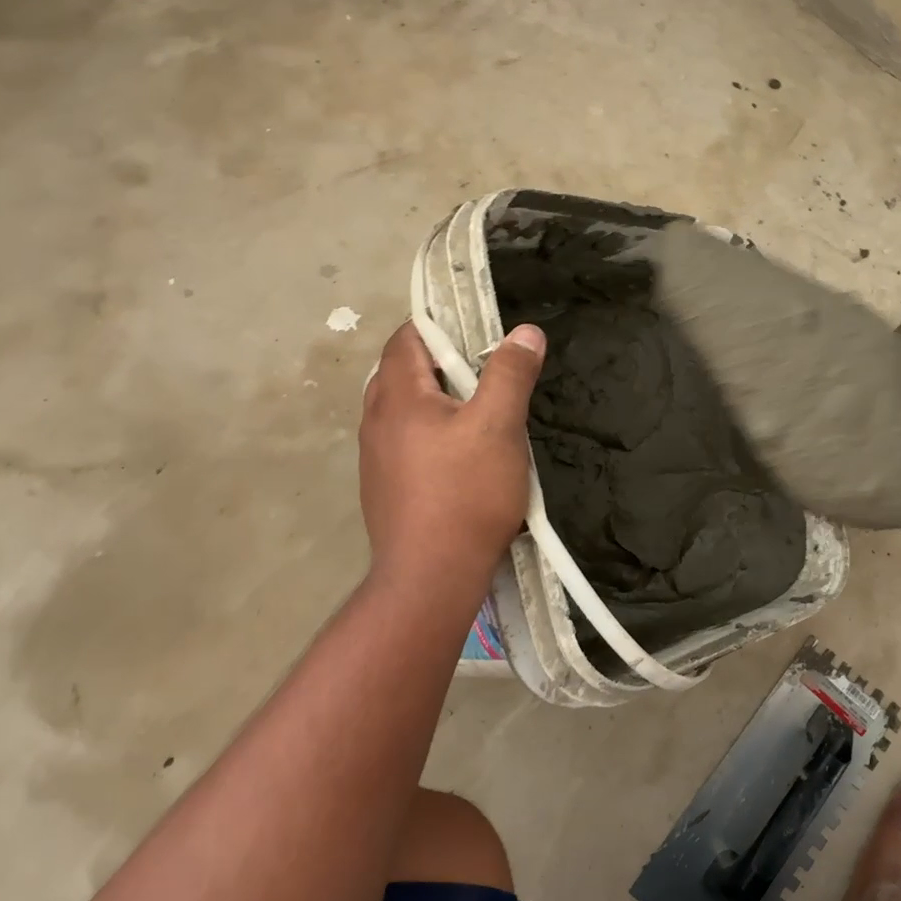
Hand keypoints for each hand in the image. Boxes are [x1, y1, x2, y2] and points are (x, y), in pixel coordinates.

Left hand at [359, 322, 545, 586]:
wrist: (431, 576)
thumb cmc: (466, 494)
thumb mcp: (499, 426)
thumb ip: (510, 374)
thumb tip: (524, 331)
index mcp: (397, 397)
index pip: (407, 338)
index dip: (441, 324)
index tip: (480, 329)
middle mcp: (376, 422)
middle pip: (403, 372)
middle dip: (444, 363)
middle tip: (489, 370)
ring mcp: (376, 459)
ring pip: (405, 410)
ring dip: (439, 401)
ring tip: (483, 412)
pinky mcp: (386, 488)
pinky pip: (407, 443)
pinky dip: (433, 433)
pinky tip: (464, 457)